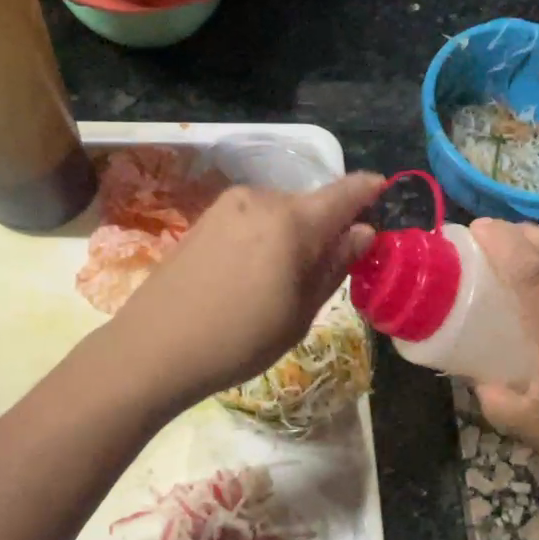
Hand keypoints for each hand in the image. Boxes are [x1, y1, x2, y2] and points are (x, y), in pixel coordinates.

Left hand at [110, 173, 384, 405]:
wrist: (155, 347)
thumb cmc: (240, 339)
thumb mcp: (300, 313)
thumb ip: (334, 266)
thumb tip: (363, 232)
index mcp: (295, 221)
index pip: (347, 192)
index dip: (369, 192)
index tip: (383, 195)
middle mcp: (262, 199)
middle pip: (311, 204)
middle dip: (327, 227)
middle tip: (327, 271)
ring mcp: (228, 206)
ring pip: (280, 212)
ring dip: (293, 234)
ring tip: (282, 281)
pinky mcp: (204, 219)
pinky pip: (252, 220)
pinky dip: (265, 237)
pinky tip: (251, 275)